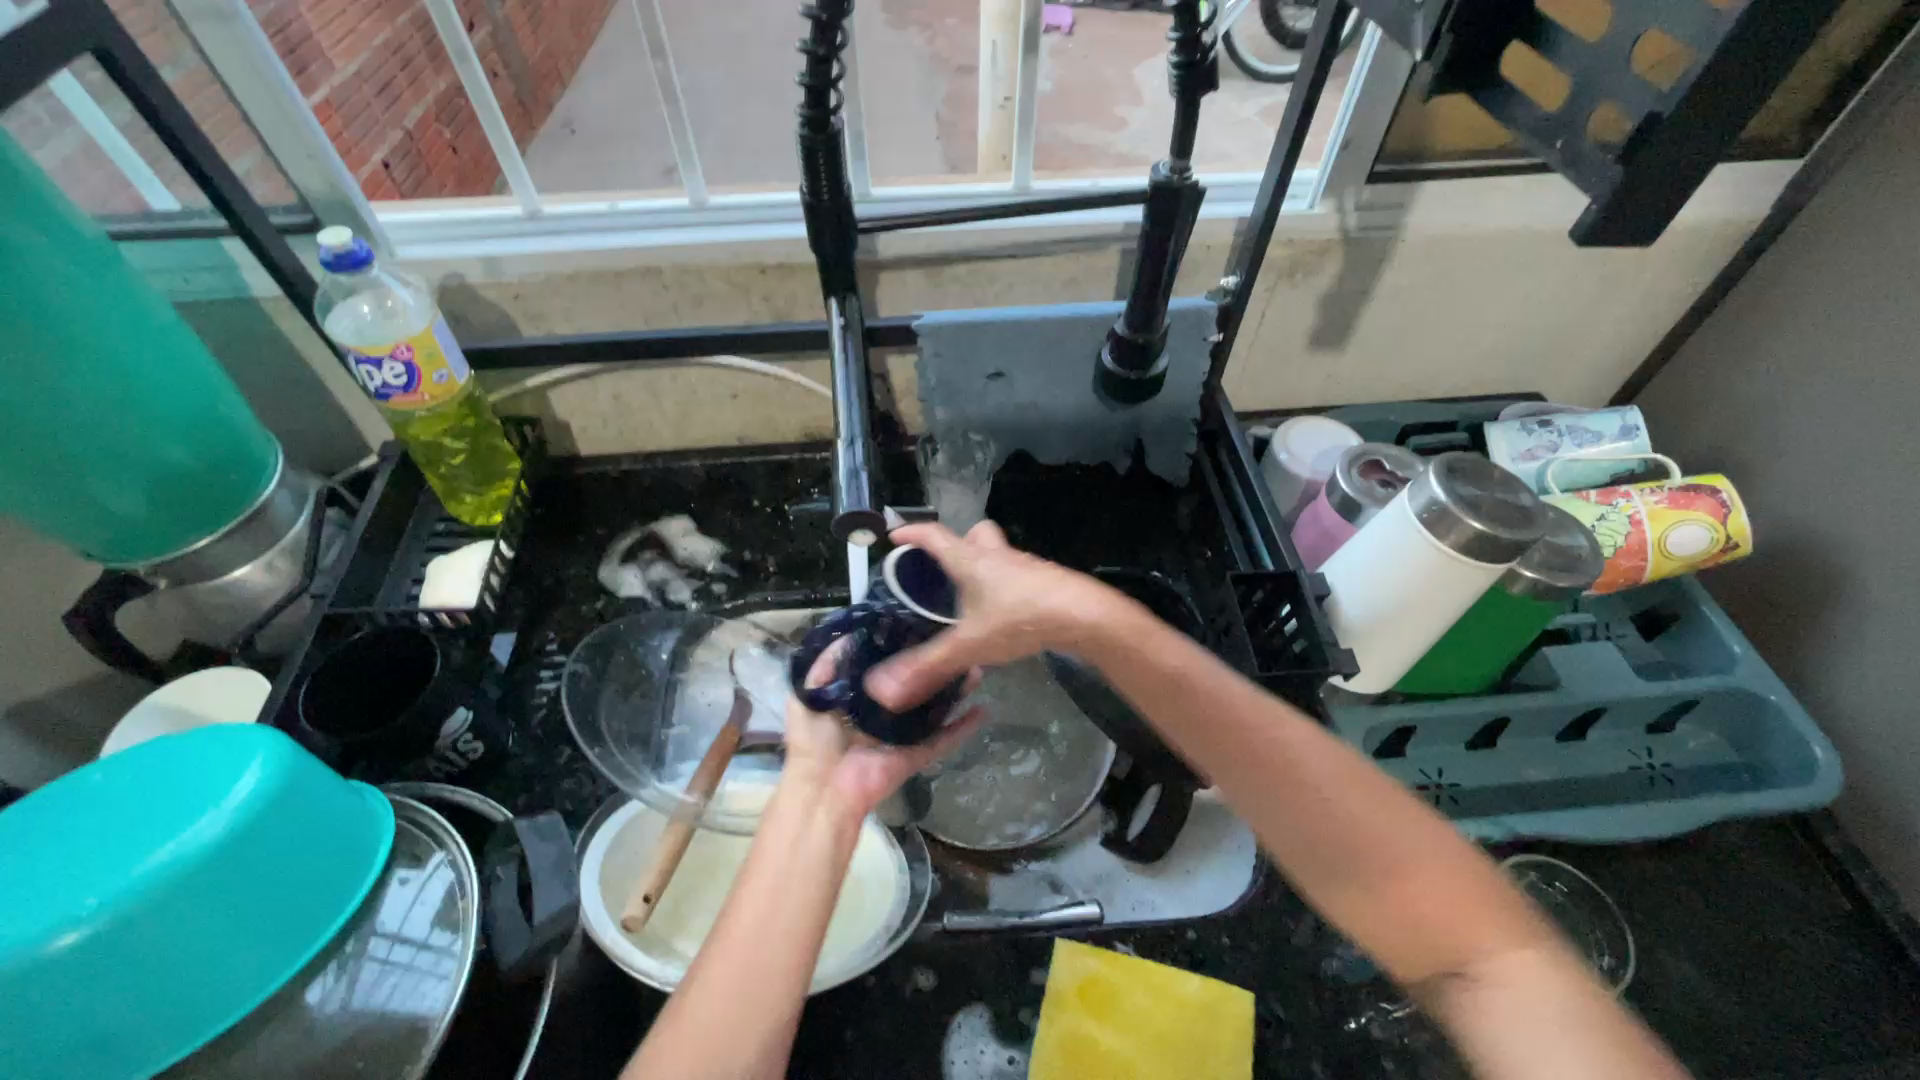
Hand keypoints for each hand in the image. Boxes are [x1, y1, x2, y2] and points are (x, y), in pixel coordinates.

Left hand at [781, 649, 982, 822]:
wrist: (824, 788)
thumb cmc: (814, 739)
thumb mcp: (808, 694)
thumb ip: (825, 664)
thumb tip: (851, 633)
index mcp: (860, 697)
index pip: (887, 667)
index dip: (903, 648)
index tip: (922, 625)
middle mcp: (885, 712)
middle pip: (917, 684)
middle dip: (935, 666)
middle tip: (955, 642)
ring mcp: (904, 734)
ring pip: (936, 707)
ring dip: (955, 690)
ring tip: (976, 668)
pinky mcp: (917, 753)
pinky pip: (944, 739)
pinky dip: (963, 727)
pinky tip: (983, 709)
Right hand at [865, 520, 1125, 711]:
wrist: (1085, 616)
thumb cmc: (1022, 618)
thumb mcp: (970, 645)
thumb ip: (930, 666)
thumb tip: (885, 689)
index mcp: (972, 561)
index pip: (935, 536)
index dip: (912, 533)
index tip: (896, 537)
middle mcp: (998, 557)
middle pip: (976, 535)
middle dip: (959, 544)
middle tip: (944, 566)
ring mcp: (1026, 569)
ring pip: (1000, 556)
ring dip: (984, 568)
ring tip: (970, 599)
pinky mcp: (1046, 584)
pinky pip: (1018, 578)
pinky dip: (1006, 590)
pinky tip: (1004, 617)